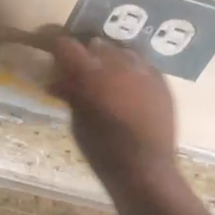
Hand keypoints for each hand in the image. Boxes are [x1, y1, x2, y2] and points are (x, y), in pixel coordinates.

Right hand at [44, 34, 177, 191]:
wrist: (145, 169)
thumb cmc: (102, 151)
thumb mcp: (77, 122)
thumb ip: (70, 94)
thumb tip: (56, 81)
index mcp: (90, 75)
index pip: (67, 46)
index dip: (58, 49)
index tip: (54, 56)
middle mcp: (117, 65)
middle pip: (97, 45)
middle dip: (86, 55)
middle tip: (80, 71)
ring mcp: (143, 71)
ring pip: (122, 51)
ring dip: (111, 60)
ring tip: (107, 77)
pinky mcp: (161, 81)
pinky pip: (143, 64)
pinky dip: (132, 70)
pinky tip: (129, 86)